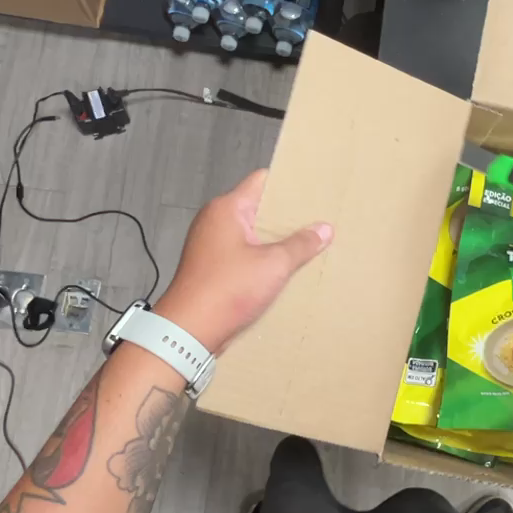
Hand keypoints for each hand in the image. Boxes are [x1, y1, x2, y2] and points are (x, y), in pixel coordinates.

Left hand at [151, 170, 331, 354]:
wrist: (189, 331)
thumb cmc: (228, 290)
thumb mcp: (274, 265)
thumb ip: (301, 244)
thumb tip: (324, 229)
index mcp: (227, 208)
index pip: (262, 181)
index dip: (289, 183)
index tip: (315, 190)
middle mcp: (215, 220)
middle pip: (258, 208)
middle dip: (287, 216)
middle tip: (319, 220)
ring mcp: (211, 244)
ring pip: (252, 233)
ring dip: (276, 241)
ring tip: (308, 245)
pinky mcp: (211, 266)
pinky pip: (243, 253)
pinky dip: (262, 258)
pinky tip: (285, 269)